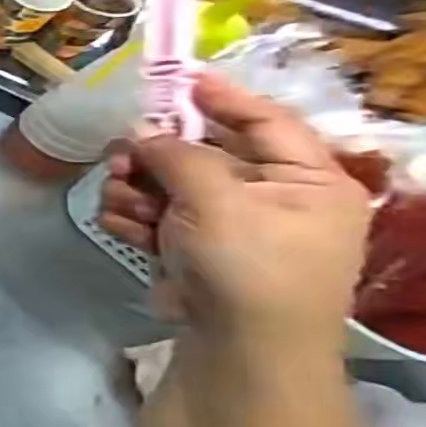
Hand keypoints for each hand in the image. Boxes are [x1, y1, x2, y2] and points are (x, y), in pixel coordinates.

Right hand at [99, 75, 370, 351]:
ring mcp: (228, 224)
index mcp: (306, 180)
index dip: (221, 96)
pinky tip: (122, 228)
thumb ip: (178, 154)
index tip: (176, 78)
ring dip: (135, 190)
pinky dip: (134, 218)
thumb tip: (145, 130)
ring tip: (119, 203)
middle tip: (120, 159)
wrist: (241, 349)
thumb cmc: (249, 266)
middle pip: (201, 153)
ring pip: (168, 184)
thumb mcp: (216, 200)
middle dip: (154, 156)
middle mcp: (270, 196)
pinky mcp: (194, 247)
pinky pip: (157, 215)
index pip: (265, 120)